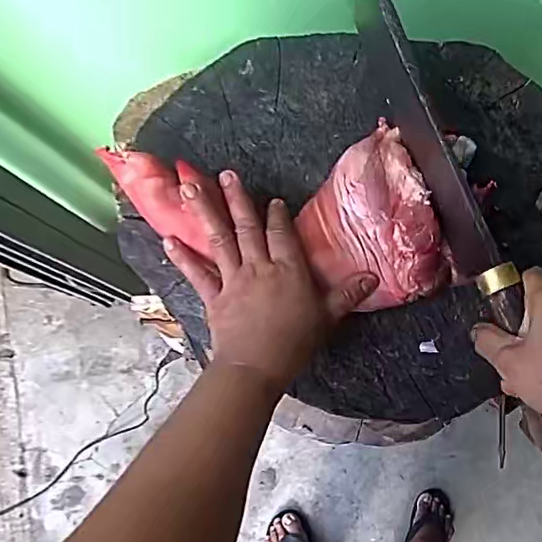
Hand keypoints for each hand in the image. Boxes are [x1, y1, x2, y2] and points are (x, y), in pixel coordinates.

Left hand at [164, 167, 375, 390]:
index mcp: (288, 271)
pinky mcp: (214, 297)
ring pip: (219, 240)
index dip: (278, 216)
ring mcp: (233, 281)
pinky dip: (184, 256)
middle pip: (247, 228)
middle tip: (225, 174)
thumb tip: (372, 277)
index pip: (282, 235)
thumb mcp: (328, 318)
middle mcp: (259, 268)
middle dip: (237, 199)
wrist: (256, 367)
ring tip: (188, 185)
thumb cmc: (295, 343)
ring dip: (205, 211)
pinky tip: (169, 239)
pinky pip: (198, 273)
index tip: (273, 200)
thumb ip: (347, 294)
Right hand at [470, 267, 541, 449]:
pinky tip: (530, 386)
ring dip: (526, 350)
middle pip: (534, 307)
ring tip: (513, 377)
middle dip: (514, 329)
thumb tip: (479, 331)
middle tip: (501, 352)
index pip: (529, 274)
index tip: (494, 308)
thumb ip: (487, 340)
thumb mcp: (507, 361)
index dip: (508, 286)